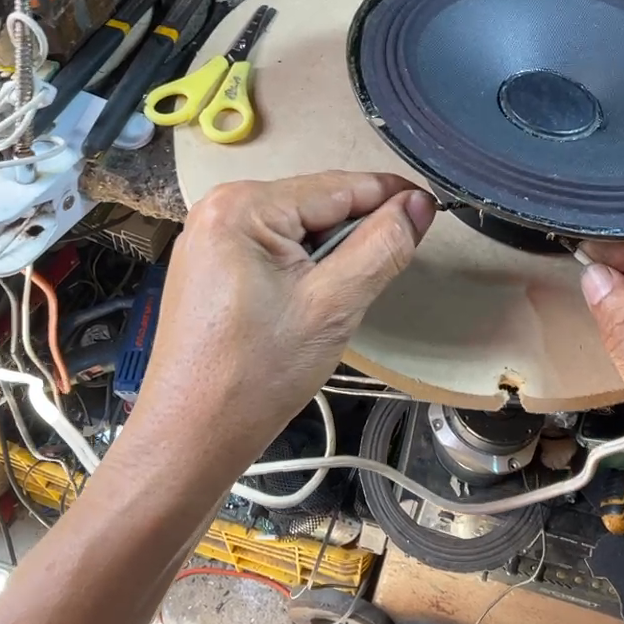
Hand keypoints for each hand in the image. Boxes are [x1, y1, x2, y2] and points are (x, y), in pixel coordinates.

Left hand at [133, 172, 435, 465]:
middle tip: (386, 269)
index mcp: (243, 205)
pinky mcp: (208, 263)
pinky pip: (272, 245)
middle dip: (357, 230)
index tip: (433, 207)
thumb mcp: (333, 306)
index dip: (390, 195)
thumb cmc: (257, 375)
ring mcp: (209, 235)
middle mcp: (220, 206)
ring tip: (343, 294)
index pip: (337, 185)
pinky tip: (308, 300)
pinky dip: (302, 264)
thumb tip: (418, 203)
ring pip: (296, 225)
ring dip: (331, 250)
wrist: (189, 437)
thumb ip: (381, 246)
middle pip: (315, 202)